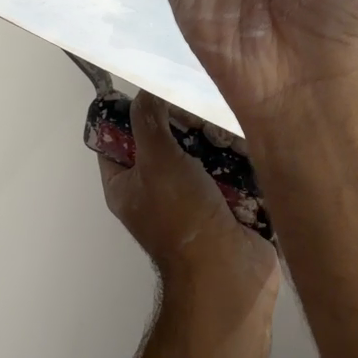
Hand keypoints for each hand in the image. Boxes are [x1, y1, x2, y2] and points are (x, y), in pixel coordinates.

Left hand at [100, 92, 277, 293]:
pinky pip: (227, 161)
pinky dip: (234, 151)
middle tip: (194, 113)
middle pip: (164, 134)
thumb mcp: (156, 159)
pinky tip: (241, 143)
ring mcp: (192, 192)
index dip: (127, 110)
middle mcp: (155, 186)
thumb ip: (148, 117)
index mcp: (125, 183)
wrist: (230, 271)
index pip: (115, 136)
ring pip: (199, 144)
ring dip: (212, 135)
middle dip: (181, 120)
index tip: (151, 86)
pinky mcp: (225, 197)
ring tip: (222, 131)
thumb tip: (147, 87)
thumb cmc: (182, 216)